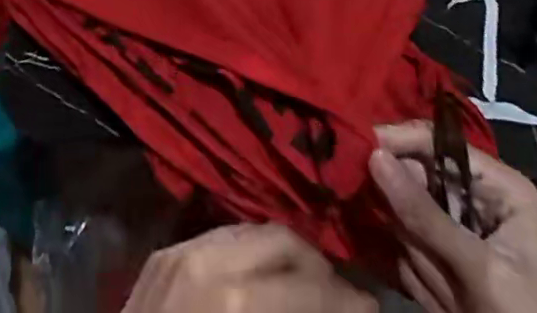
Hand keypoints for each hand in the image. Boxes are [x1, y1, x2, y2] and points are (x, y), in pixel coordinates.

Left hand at [122, 224, 378, 312]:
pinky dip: (249, 254)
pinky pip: (221, 237)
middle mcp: (209, 259)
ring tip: (305, 284)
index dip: (348, 300)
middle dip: (320, 268)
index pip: (311, 286)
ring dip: (285, 255)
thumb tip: (337, 311)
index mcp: (234, 300)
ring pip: (253, 231)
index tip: (372, 308)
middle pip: (284, 240)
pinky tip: (260, 279)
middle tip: (341, 297)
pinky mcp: (164, 254)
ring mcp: (181, 251)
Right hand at [369, 122, 536, 312]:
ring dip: (421, 261)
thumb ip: (426, 216)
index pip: (436, 143)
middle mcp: (477, 199)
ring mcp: (461, 233)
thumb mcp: (483, 269)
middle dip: (407, 216)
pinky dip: (422, 279)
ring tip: (457, 296)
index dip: (396, 140)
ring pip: (410, 223)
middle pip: (417, 181)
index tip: (355, 146)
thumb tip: (374, 156)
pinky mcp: (449, 264)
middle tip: (420, 252)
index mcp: (498, 185)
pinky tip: (451, 304)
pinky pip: (414, 256)